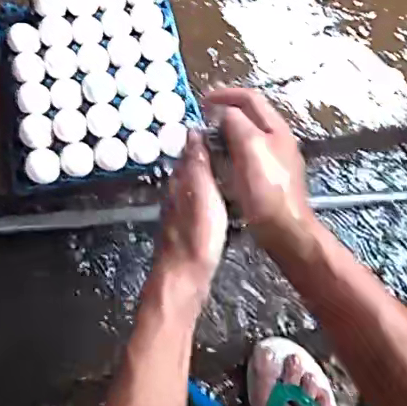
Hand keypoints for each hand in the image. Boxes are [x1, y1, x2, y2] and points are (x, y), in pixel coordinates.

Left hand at [153, 131, 228, 296]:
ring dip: (209, 175)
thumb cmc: (198, 234)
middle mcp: (176, 191)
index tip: (223, 129)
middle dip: (207, 155)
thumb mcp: (202, 192)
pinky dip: (209, 194)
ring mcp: (179, 210)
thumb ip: (197, 164)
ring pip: (195, 183)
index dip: (205, 138)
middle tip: (231, 147)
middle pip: (192, 166)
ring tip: (230, 169)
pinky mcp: (186, 226)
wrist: (184, 276)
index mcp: (180, 179)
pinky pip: (198, 201)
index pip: (190, 150)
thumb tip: (193, 131)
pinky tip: (221, 198)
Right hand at [204, 89, 314, 251]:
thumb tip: (221, 112)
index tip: (201, 101)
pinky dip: (228, 149)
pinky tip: (216, 160)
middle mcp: (277, 139)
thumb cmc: (266, 190)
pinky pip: (244, 153)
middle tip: (200, 117)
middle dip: (223, 111)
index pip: (249, 97)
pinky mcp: (267, 177)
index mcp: (275, 127)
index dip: (224, 94)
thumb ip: (235, 122)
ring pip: (245, 134)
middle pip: (248, 114)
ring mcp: (274, 158)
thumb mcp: (249, 147)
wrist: (285, 231)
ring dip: (224, 130)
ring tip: (204, 137)